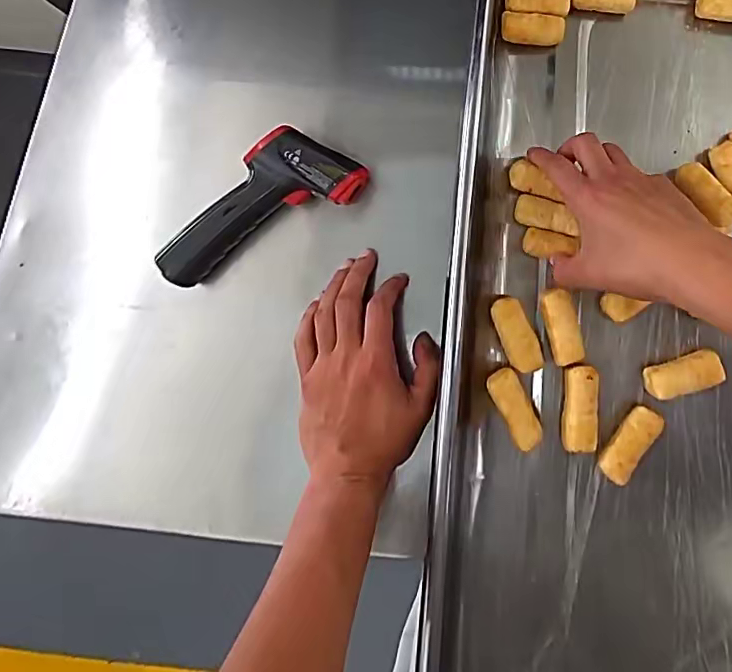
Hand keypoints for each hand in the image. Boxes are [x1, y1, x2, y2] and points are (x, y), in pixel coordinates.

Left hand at [294, 250, 440, 488]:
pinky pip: (303, 338)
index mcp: (375, 361)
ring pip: (324, 313)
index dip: (390, 287)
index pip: (380, 309)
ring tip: (343, 270)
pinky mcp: (307, 378)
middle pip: (347, 301)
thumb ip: (428, 368)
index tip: (397, 280)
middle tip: (366, 258)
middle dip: (358, 273)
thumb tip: (422, 340)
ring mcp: (323, 366)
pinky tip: (316, 304)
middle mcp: (346, 357)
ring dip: (334, 286)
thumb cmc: (384, 442)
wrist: (346, 472)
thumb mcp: (421, 407)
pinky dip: (309, 316)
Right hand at [525, 133, 731, 310]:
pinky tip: (634, 200)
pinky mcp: (664, 185)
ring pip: (613, 151)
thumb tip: (557, 268)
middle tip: (565, 160)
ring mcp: (640, 179)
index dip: (541, 157)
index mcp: (587, 197)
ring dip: (599, 155)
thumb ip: (566, 271)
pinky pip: (640, 172)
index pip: (556, 166)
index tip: (534, 154)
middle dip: (569, 145)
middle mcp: (612, 180)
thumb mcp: (592, 276)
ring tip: (596, 174)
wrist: (692, 261)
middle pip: (585, 142)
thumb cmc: (639, 266)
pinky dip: (629, 178)